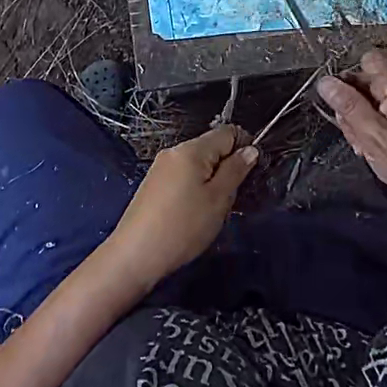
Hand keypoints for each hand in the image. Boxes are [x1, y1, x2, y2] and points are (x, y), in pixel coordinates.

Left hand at [102, 125, 257, 287]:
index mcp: (191, 149)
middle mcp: (174, 151)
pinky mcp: (153, 186)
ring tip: (213, 211)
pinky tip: (194, 215)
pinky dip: (196, 190)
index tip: (251, 173)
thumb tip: (250, 149)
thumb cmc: (183, 226)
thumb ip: (235, 170)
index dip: (244, 147)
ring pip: (198, 165)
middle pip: (212, 148)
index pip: (227, 132)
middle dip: (228, 168)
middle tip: (233, 200)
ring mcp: (161, 168)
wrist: (135, 255)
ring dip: (213, 182)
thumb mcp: (218, 199)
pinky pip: (184, 177)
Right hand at [316, 51, 386, 210]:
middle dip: (349, 104)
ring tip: (363, 145)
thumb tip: (324, 81)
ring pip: (364, 105)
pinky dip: (366, 134)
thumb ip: (348, 106)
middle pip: (362, 84)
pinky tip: (368, 151)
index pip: (368, 61)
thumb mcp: (373, 134)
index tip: (340, 98)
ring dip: (356, 124)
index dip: (349, 73)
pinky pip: (374, 122)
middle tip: (353, 130)